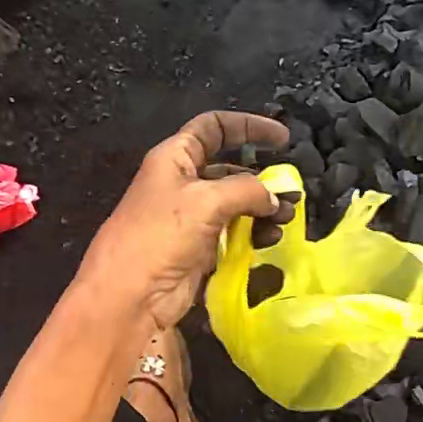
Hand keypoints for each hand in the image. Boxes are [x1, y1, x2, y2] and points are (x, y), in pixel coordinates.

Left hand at [78, 112, 289, 330]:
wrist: (131, 295)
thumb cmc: (161, 235)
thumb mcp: (206, 200)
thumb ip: (247, 190)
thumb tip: (272, 198)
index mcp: (174, 158)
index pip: (213, 128)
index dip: (247, 127)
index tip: (282, 138)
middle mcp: (181, 183)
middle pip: (229, 169)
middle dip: (262, 178)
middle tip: (291, 193)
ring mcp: (190, 218)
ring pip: (235, 204)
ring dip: (262, 209)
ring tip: (285, 219)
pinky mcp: (198, 249)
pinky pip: (232, 233)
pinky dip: (253, 233)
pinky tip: (269, 239)